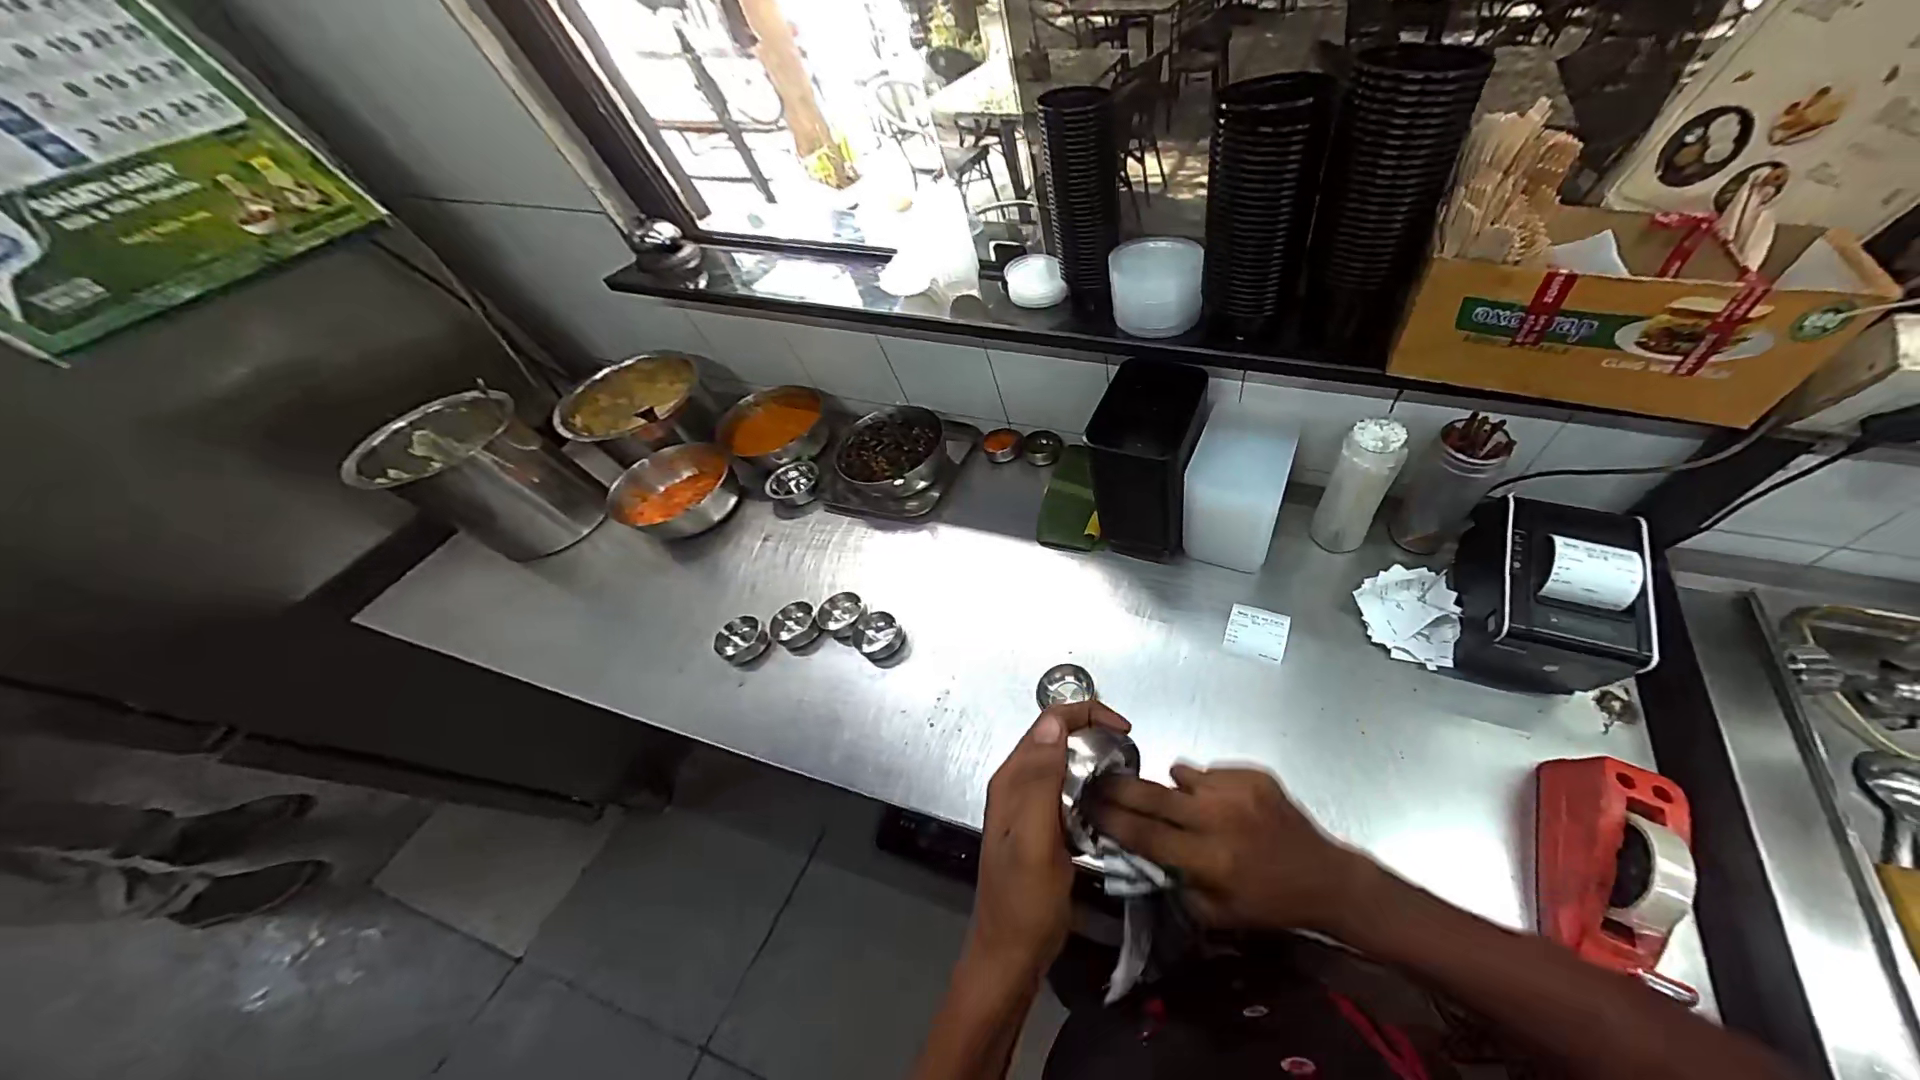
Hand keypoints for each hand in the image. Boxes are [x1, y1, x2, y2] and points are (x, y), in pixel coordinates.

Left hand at [968, 700, 1131, 977]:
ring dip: (1093, 760)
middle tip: (1129, 754)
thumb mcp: (1035, 840)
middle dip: (1093, 734)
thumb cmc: (1024, 901)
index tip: (1124, 730)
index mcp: (1012, 780)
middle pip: (1056, 738)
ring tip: (1125, 774)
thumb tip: (1053, 722)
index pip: (1048, 723)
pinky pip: (1067, 791)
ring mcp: (1028, 805)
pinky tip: (1109, 804)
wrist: (1012, 954)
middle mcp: (1017, 784)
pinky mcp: (1042, 825)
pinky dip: (1090, 787)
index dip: (1086, 714)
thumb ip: (1039, 780)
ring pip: (1063, 763)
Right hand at [1090, 764, 1369, 933]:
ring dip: (1174, 789)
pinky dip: (1206, 786)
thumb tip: (1138, 853)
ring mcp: (1237, 790)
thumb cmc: (1267, 903)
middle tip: (1100, 781)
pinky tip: (1223, 804)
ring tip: (1187, 805)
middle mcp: (1220, 819)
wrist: (1326, 878)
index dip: (1112, 820)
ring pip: (1180, 776)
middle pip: (1153, 794)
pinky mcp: (1253, 774)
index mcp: (1210, 859)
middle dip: (1119, 787)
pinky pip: (1209, 772)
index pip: (1146, 834)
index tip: (1087, 807)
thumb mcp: (1217, 915)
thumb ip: (1174, 884)